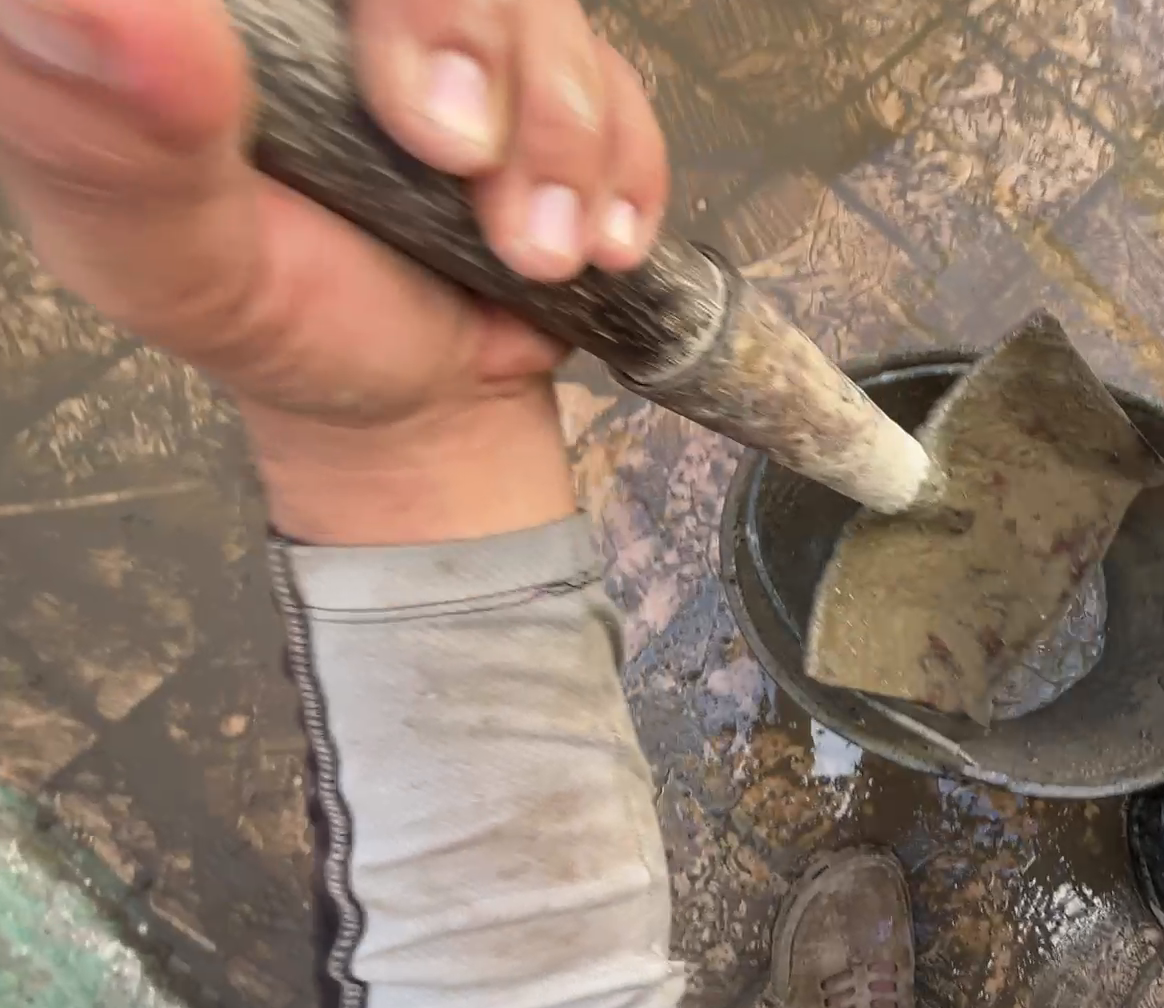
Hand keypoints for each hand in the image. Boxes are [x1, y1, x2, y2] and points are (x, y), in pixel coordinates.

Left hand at [0, 0, 667, 542]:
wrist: (434, 388)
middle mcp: (366, 11)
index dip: (406, 10)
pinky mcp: (565, 106)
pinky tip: (601, 246)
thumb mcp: (176, 265)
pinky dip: (628, 178)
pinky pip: (626, 100)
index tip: (412, 116)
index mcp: (249, 14)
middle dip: (488, 54)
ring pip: (556, 18)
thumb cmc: (300, 330)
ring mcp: (481, 51)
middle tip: (467, 170)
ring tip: (541, 255)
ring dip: (569, 148)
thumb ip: (110, 144)